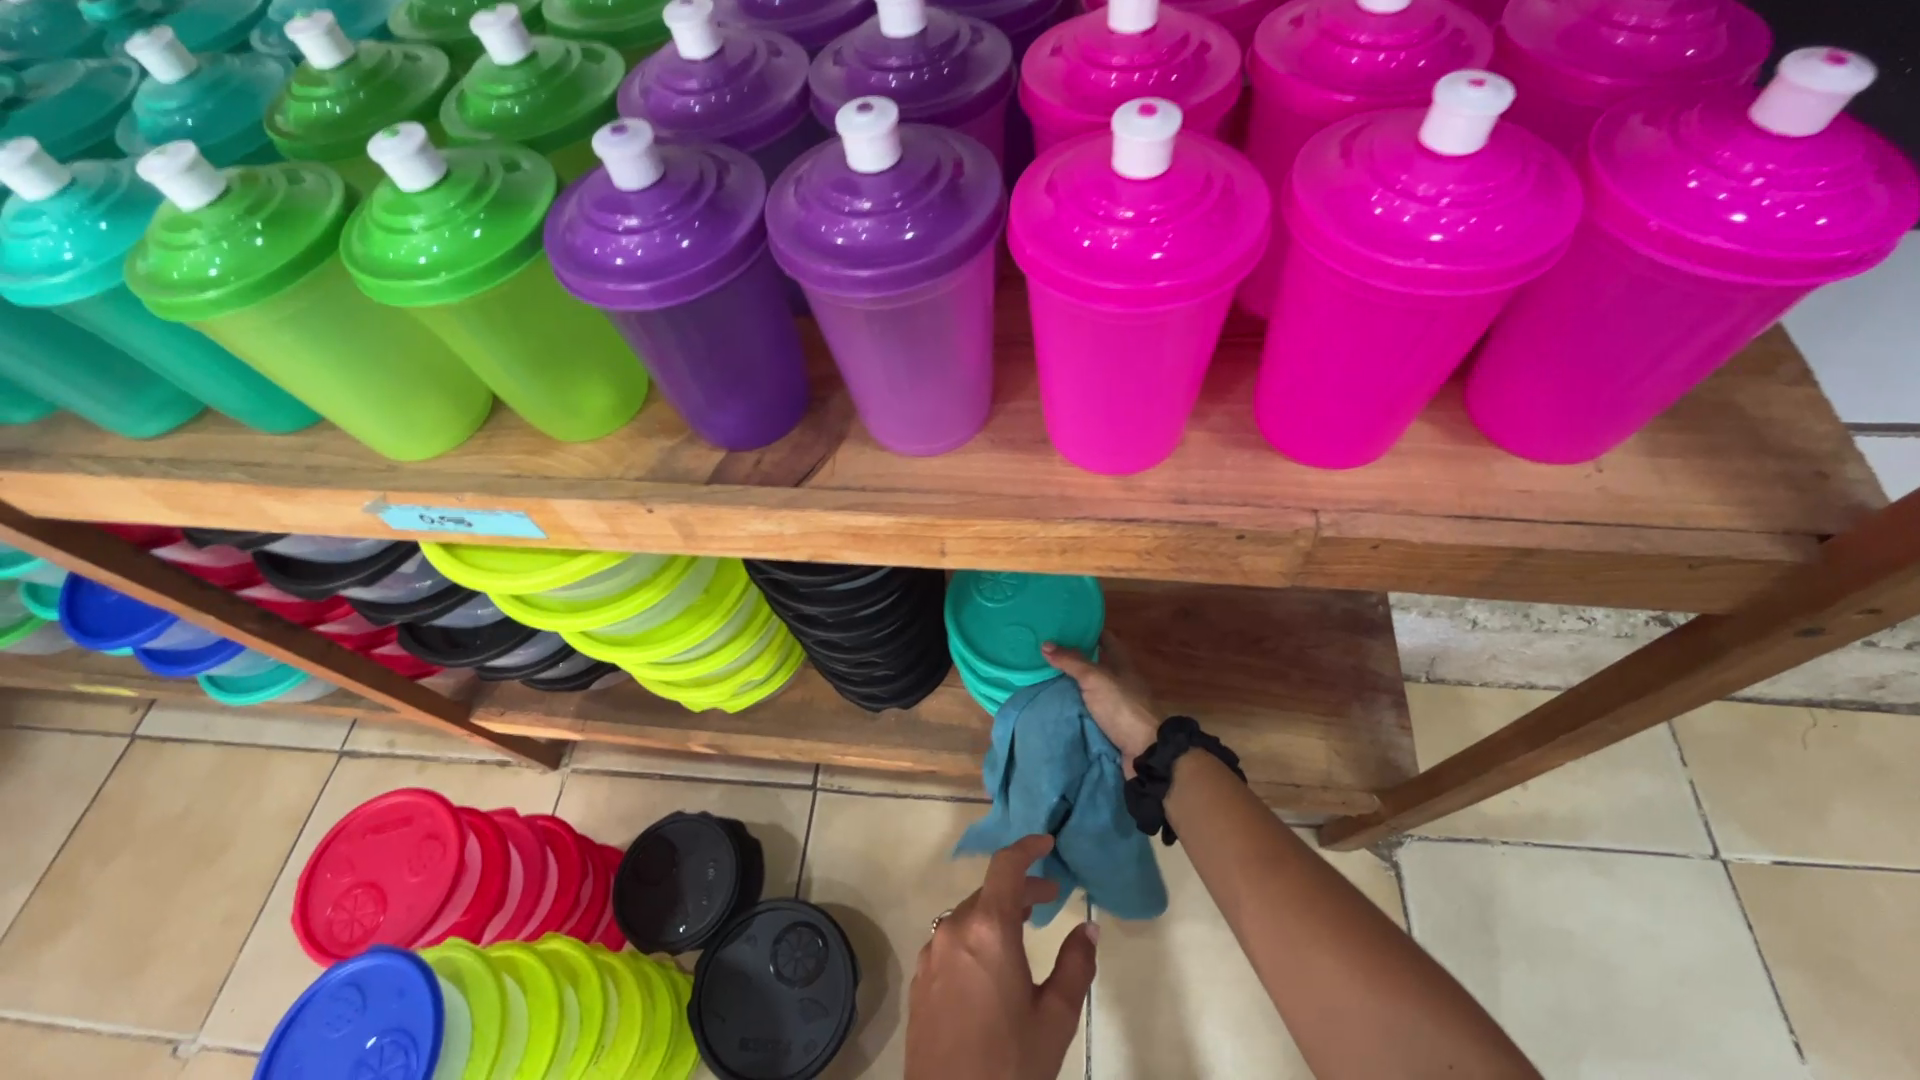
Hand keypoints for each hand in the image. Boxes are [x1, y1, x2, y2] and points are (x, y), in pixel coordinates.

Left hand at [905, 835, 1098, 1079]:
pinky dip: (974, 936)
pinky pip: (950, 941)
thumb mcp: (1056, 1017)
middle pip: (987, 892)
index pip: (1006, 867)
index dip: (1027, 847)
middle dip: (1019, 890)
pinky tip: (992, 965)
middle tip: (1050, 900)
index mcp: (988, 930)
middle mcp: (953, 932)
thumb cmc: (1010, 1063)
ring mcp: (930, 956)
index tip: (1047, 843)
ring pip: (967, 917)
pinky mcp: (920, 981)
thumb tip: (1087, 928)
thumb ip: (1075, 964)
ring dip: (996, 913)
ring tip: (1023, 930)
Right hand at [1044, 635, 1157, 775]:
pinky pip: (1089, 709)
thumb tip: (1045, 644)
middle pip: (1097, 663)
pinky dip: (1074, 706)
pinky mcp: (1111, 724)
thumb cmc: (1123, 707)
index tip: (1065, 625)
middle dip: (1075, 658)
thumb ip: (1072, 662)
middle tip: (1046, 653)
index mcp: (1122, 664)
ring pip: (1091, 687)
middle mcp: (1121, 681)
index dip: (1088, 630)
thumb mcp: (1096, 679)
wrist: (1145, 751)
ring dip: (1072, 684)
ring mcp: (1117, 704)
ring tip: (1044, 677)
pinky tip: (1057, 705)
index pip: (1106, 639)